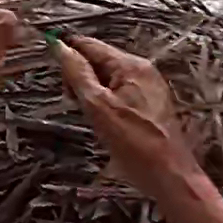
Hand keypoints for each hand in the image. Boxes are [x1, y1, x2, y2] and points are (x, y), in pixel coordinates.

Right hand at [50, 33, 199, 185]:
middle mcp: (142, 69)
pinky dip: (103, 101)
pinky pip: (117, 91)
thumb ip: (76, 72)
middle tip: (73, 101)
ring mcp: (147, 86)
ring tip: (89, 115)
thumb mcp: (97, 106)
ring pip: (106, 77)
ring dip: (89, 91)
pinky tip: (103, 120)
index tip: (53, 73)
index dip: (67, 53)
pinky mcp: (149, 103)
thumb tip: (57, 44)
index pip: (89, 45)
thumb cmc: (132, 143)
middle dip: (79, 76)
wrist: (170, 177)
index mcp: (130, 65)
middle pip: (97, 60)